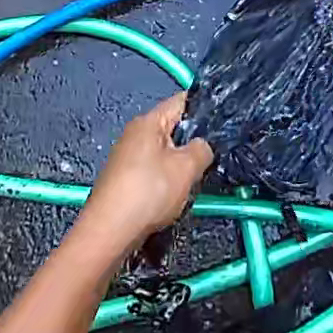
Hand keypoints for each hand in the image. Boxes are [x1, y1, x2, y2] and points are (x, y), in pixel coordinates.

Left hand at [77, 92, 212, 255]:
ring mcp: (127, 156)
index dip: (204, 106)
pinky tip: (174, 194)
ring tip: (195, 178)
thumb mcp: (187, 168)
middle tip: (213, 154)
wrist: (109, 231)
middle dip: (194, 140)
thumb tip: (202, 146)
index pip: (181, 101)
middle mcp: (135, 133)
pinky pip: (154, 169)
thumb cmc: (149, 192)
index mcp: (148, 122)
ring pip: (165, 151)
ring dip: (181, 163)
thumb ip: (202, 149)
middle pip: (173, 127)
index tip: (224, 117)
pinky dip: (167, 178)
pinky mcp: (125, 177)